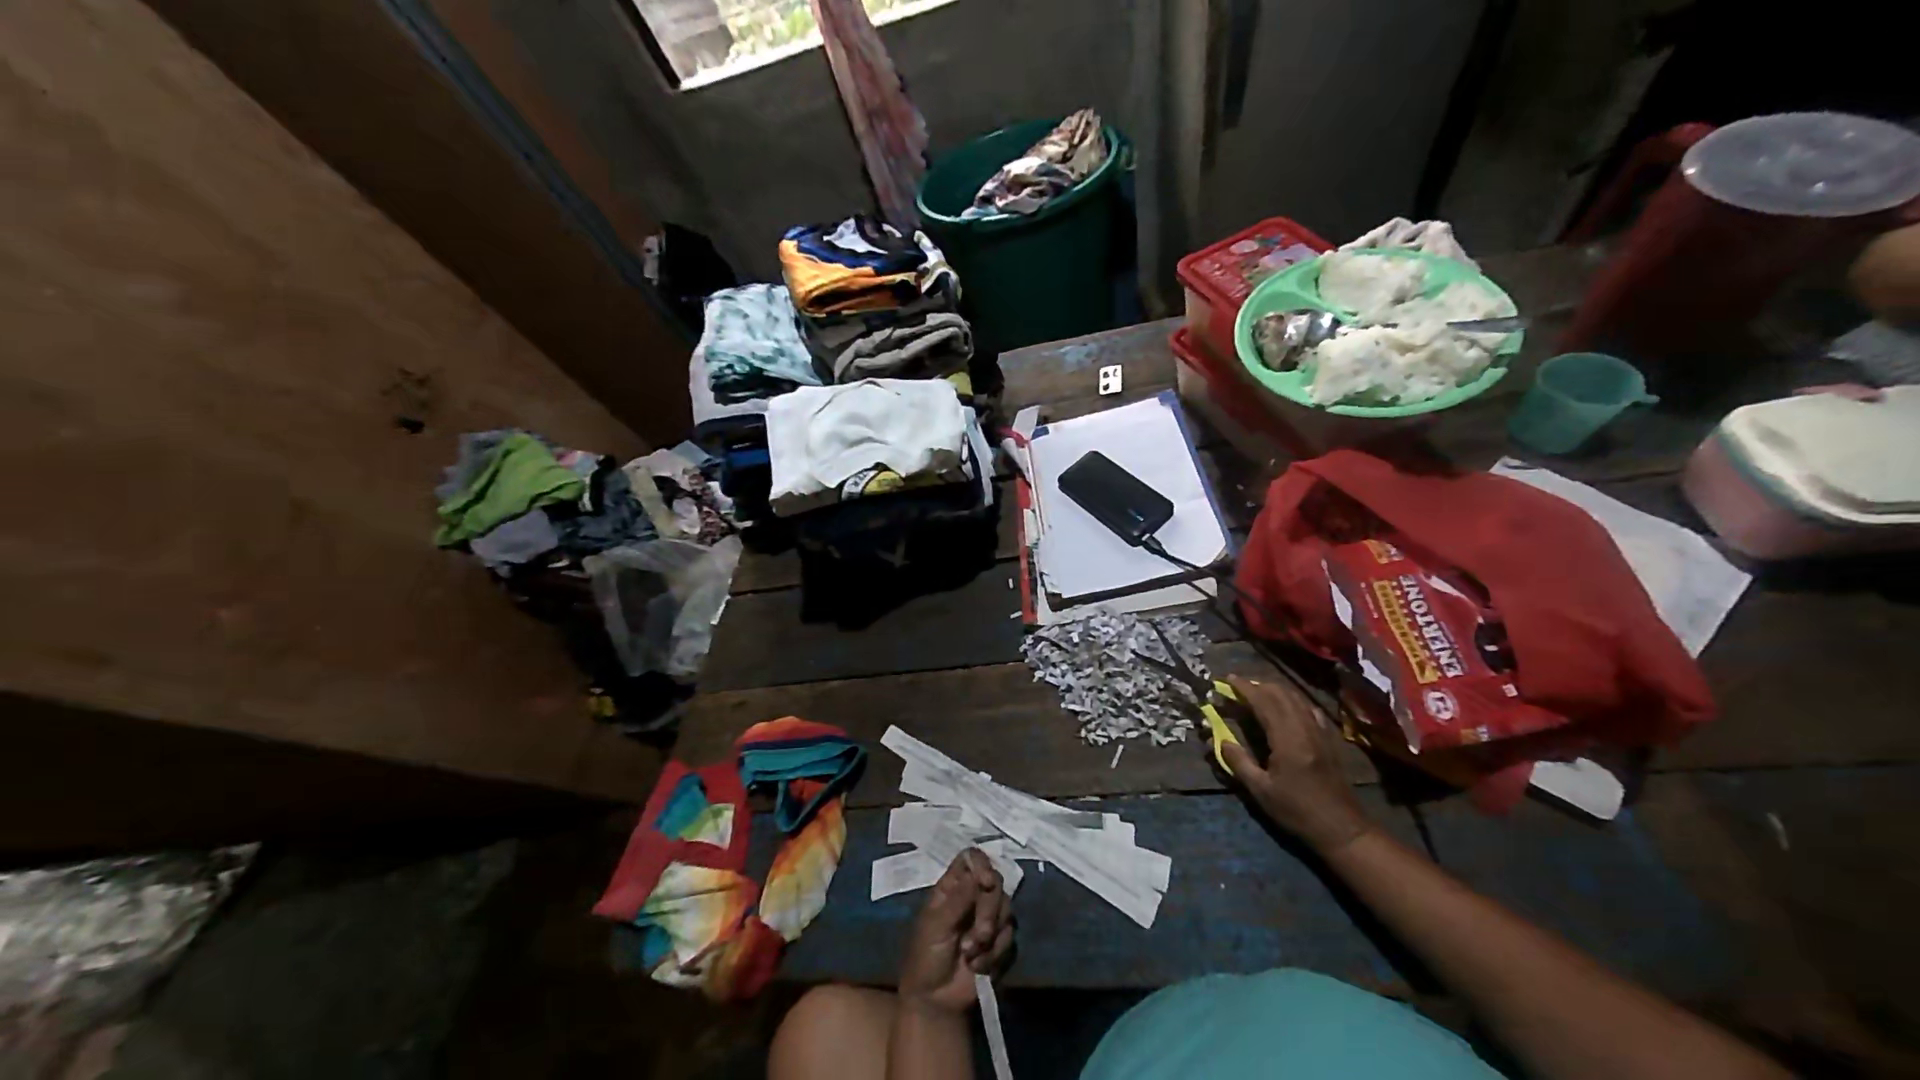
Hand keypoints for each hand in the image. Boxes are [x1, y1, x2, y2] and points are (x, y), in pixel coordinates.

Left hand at [897, 849, 1013, 1012]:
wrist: (937, 1001)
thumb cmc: (925, 958)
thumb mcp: (935, 926)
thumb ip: (958, 900)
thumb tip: (979, 874)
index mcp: (952, 887)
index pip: (972, 859)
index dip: (982, 865)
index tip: (986, 882)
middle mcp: (972, 896)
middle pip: (995, 881)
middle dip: (988, 910)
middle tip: (977, 937)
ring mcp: (987, 917)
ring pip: (1006, 907)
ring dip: (990, 934)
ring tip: (970, 954)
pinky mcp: (1000, 940)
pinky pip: (1010, 934)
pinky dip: (995, 952)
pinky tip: (978, 965)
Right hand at [1220, 675, 1372, 851]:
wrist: (1342, 828)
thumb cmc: (1298, 811)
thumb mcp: (1261, 791)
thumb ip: (1238, 762)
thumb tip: (1219, 740)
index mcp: (1287, 740)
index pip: (1264, 702)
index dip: (1244, 688)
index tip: (1226, 680)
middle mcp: (1305, 729)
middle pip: (1281, 694)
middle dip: (1257, 685)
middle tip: (1236, 687)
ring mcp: (1320, 732)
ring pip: (1296, 698)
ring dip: (1274, 690)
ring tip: (1255, 693)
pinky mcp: (1328, 739)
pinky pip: (1308, 709)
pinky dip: (1291, 701)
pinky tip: (1283, 708)